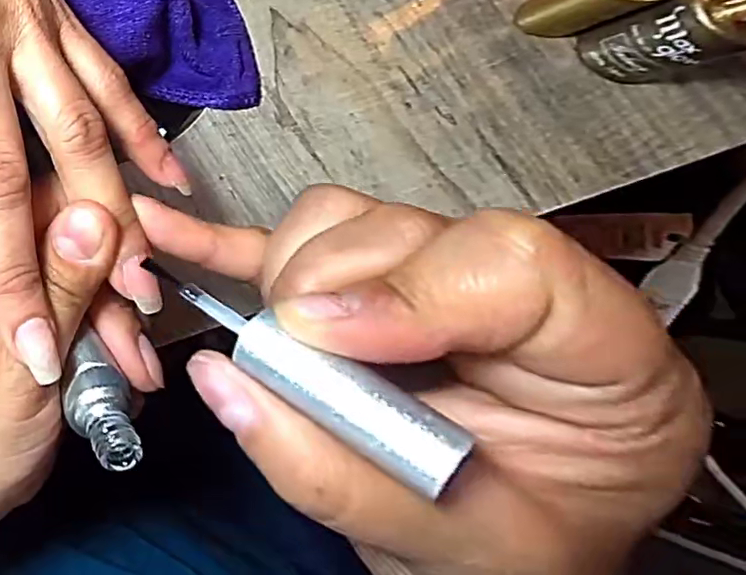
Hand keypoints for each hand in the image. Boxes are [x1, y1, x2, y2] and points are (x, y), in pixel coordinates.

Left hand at [0, 0, 186, 381]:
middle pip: (4, 172)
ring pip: (75, 135)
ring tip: (124, 293)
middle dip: (23, 268)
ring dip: (102, 219)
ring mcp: (29, 33)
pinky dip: (142, 133)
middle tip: (40, 350)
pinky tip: (170, 186)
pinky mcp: (65, 17)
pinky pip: (109, 80)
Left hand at [0, 196, 159, 574]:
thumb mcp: (20, 359)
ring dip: (120, 322)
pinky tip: (127, 372)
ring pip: (88, 274)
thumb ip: (58, 287)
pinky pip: (88, 305)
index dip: (102, 231)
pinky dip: (113, 338)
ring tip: (135, 374)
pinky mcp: (40, 314)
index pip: (45, 202)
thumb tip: (93, 211)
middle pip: (74, 238)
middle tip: (136, 345)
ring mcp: (19, 285)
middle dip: (116, 290)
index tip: (136, 281)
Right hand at [134, 188, 709, 574]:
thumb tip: (222, 381)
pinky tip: (167, 230)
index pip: (510, 264)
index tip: (328, 334)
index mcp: (592, 360)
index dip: (408, 287)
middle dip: (321, 289)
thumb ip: (328, 473)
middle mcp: (507, 294)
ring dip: (279, 271)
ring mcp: (419, 270)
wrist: (465, 538)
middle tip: (290, 352)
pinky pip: (276, 236)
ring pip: (333, 218)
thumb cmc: (485, 541)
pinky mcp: (344, 272)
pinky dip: (218, 240)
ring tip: (269, 333)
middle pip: (396, 230)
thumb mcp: (434, 542)